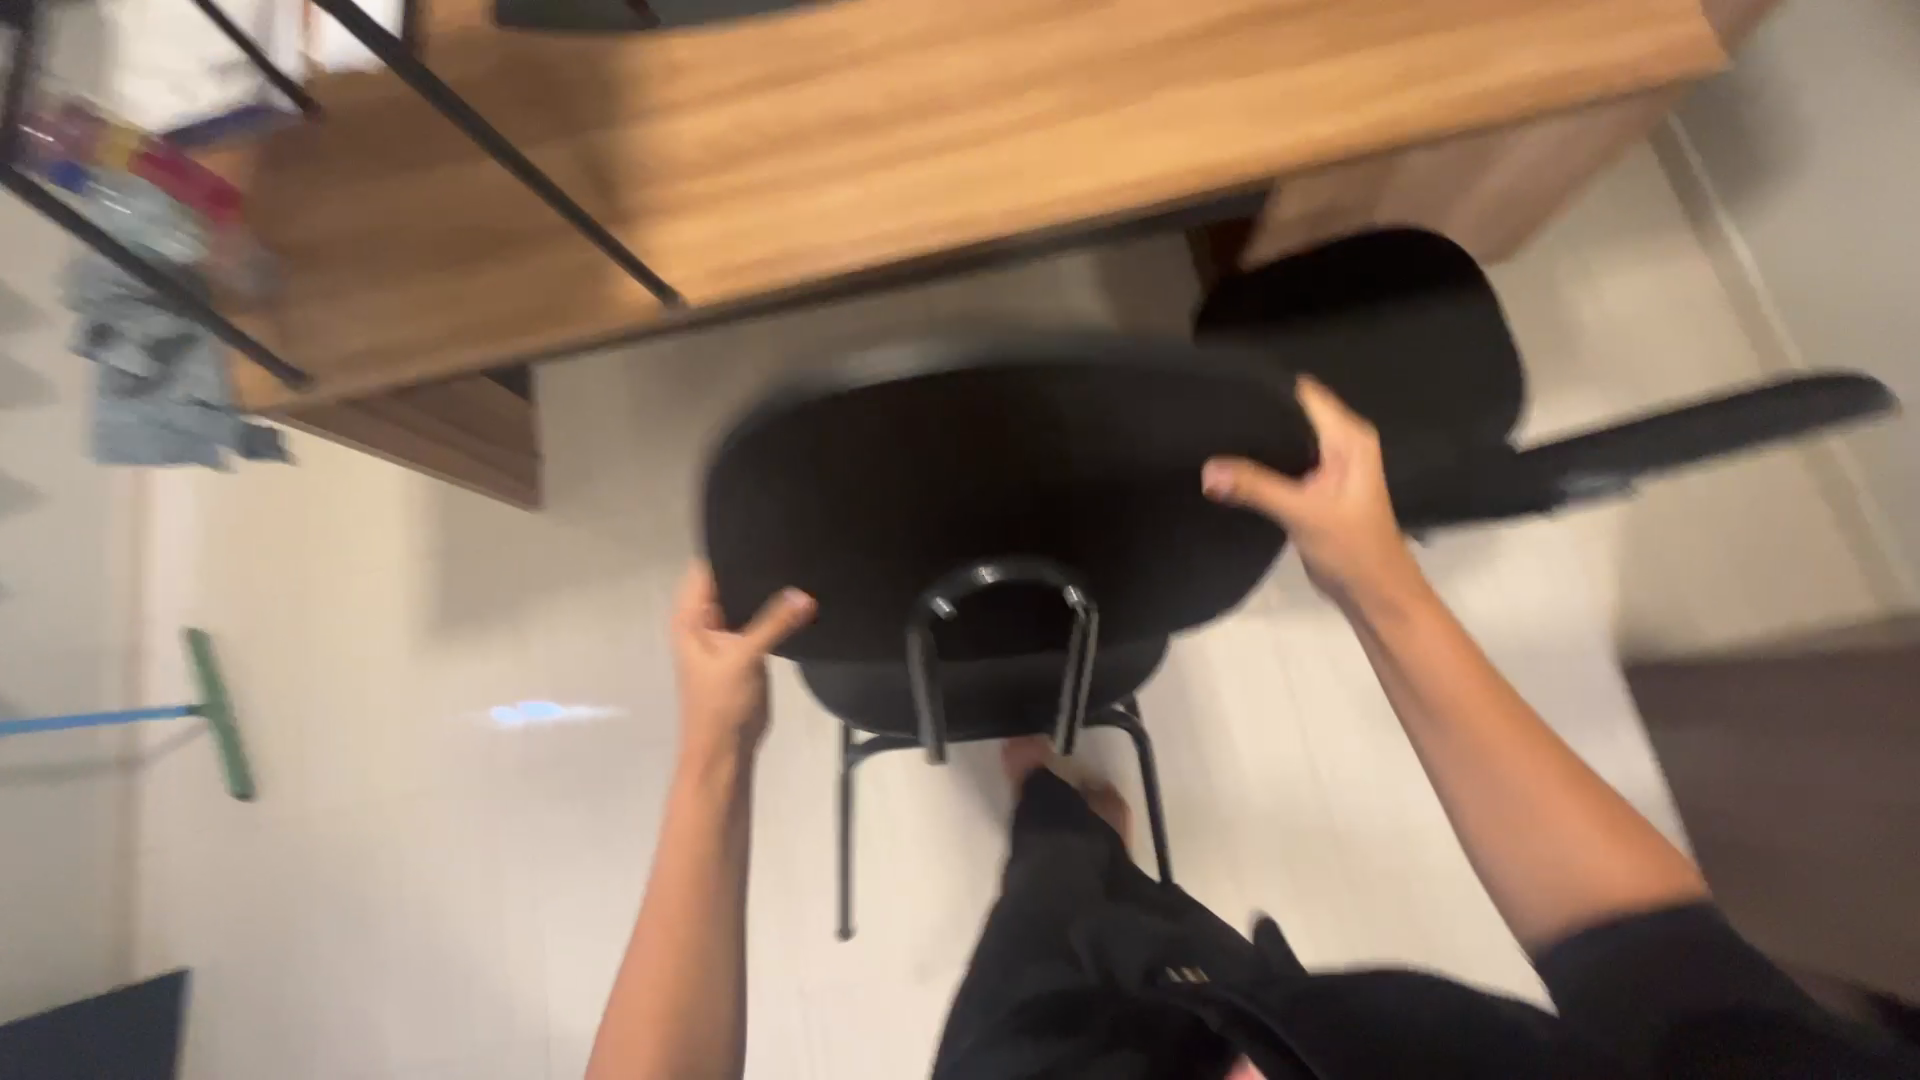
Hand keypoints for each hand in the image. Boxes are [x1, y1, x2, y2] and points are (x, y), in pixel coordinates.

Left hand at [670, 562, 815, 763]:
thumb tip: (806, 594)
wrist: (725, 750)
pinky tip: (801, 598)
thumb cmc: (720, 703)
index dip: (730, 550)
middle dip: (754, 569)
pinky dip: (776, 612)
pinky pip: (760, 621)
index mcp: (690, 618)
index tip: (763, 531)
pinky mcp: (746, 651)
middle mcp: (704, 621)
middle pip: (728, 582)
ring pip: (747, 601)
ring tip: (800, 564)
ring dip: (768, 591)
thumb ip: (775, 623)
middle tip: (790, 544)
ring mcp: (726, 636)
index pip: (707, 568)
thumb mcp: (744, 658)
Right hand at [1202, 376, 1422, 604]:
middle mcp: (1340, 442)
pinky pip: (1280, 462)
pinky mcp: (1312, 486)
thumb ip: (1255, 487)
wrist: (1373, 592)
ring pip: (1283, 438)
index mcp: (1348, 437)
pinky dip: (1257, 463)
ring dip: (1254, 440)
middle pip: (1290, 413)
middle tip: (1209, 416)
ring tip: (1211, 437)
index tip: (1224, 392)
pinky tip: (1229, 466)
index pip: (1303, 394)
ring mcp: (1326, 464)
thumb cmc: (1352, 548)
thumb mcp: (1302, 514)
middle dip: (1253, 414)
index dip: (1266, 390)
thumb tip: (1207, 471)